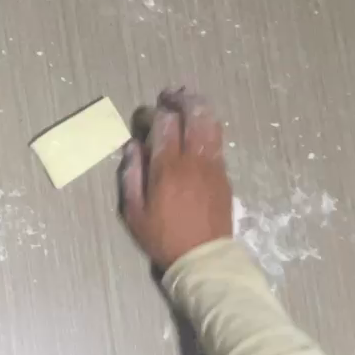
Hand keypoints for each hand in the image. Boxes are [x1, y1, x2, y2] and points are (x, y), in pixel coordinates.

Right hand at [120, 88, 232, 269]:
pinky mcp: (224, 173)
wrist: (203, 257)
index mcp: (167, 167)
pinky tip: (198, 129)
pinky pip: (217, 140)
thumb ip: (131, 175)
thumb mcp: (134, 212)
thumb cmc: (163, 237)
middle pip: (194, 113)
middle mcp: (193, 159)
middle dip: (180, 99)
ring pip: (211, 123)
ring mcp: (213, 164)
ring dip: (199, 107)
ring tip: (187, 102)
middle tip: (169, 96)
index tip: (144, 117)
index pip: (164, 123)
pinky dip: (207, 126)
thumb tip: (133, 147)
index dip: (153, 113)